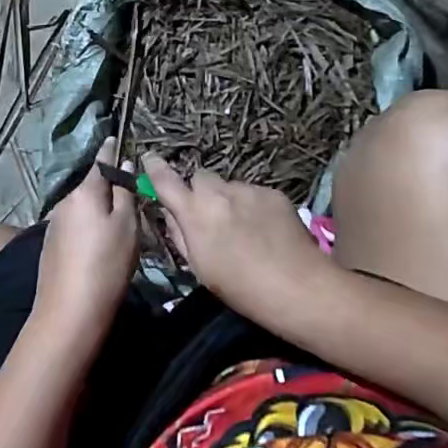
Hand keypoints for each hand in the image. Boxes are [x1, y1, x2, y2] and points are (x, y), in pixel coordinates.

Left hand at [35, 137, 138, 331]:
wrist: (69, 311)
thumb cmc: (106, 264)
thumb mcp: (127, 226)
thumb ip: (125, 192)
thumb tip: (124, 164)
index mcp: (84, 192)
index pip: (101, 161)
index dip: (111, 150)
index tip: (117, 139)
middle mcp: (65, 202)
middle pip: (91, 187)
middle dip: (108, 188)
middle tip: (131, 200)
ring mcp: (54, 224)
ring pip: (83, 208)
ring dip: (98, 211)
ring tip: (118, 228)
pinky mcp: (50, 245)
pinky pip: (75, 226)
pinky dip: (88, 228)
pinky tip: (98, 247)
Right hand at [141, 155, 325, 308]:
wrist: (297, 287)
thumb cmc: (240, 288)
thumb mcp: (199, 267)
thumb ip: (180, 235)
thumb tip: (171, 214)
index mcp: (195, 213)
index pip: (166, 181)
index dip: (155, 168)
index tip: (149, 159)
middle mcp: (218, 193)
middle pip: (200, 178)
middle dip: (200, 192)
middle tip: (210, 216)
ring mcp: (248, 190)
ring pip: (229, 186)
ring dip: (228, 200)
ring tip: (244, 229)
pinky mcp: (273, 193)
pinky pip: (253, 193)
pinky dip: (252, 206)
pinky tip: (265, 229)